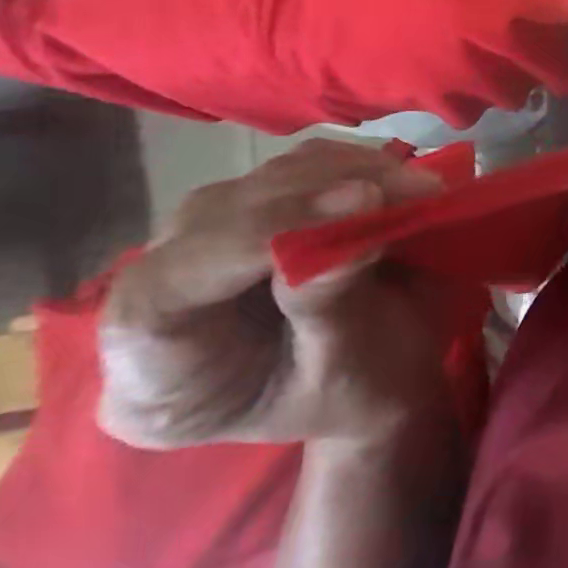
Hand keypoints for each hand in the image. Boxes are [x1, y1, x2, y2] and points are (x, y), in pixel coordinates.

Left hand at [97, 140, 453, 449]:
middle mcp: (159, 295)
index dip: (251, 238)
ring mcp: (201, 243)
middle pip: (215, 220)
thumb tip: (355, 212)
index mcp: (153, 373)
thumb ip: (330, 302)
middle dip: (314, 197)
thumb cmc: (352, 400)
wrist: (375, 383)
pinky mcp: (248, 208)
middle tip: (408, 188)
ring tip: (415, 182)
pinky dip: (346, 167)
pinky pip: (290, 171)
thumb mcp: (343, 376)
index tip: (356, 203)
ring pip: (257, 183)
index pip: (165, 291)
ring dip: (341, 173)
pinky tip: (393, 174)